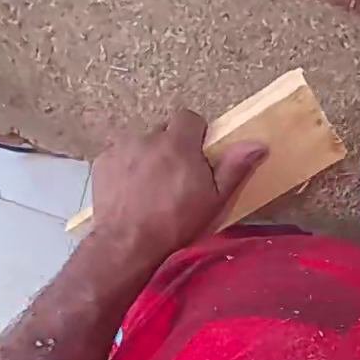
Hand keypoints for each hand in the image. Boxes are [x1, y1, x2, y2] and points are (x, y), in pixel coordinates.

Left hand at [83, 109, 266, 270]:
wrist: (128, 243)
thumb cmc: (176, 222)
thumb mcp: (215, 199)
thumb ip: (234, 167)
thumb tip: (258, 144)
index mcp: (178, 143)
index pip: (189, 117)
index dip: (195, 134)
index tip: (197, 156)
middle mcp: (147, 137)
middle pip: (164, 130)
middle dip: (172, 146)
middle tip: (177, 176)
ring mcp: (121, 148)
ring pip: (142, 142)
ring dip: (149, 155)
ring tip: (153, 185)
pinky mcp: (102, 161)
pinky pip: (121, 155)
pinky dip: (128, 167)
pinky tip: (132, 190)